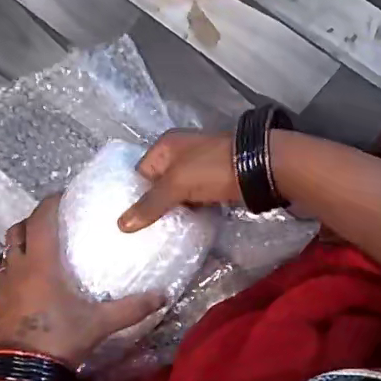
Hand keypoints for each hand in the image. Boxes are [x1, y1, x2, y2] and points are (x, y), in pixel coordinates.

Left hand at [0, 196, 165, 362]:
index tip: (63, 196)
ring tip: (40, 254)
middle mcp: (17, 267)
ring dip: (20, 247)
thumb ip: (132, 308)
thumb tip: (164, 296)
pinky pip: (3, 279)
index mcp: (42, 263)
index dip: (50, 203)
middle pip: (17, 230)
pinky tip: (28, 288)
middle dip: (31, 221)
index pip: (41, 219)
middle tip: (50, 223)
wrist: (22, 372)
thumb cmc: (61, 338)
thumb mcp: (101, 323)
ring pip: (7, 254)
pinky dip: (15, 274)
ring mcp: (1, 286)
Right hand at [116, 129, 239, 232]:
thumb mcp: (177, 184)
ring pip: (178, 194)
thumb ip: (150, 204)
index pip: (140, 173)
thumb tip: (121, 225)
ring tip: (162, 234)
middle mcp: (180, 154)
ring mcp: (199, 169)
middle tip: (145, 231)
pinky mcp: (215, 183)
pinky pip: (195, 201)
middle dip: (154, 206)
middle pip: (159, 185)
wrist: (259, 167)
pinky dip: (190, 213)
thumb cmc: (211, 169)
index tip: (131, 220)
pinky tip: (185, 228)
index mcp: (166, 146)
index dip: (135, 195)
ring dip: (174, 211)